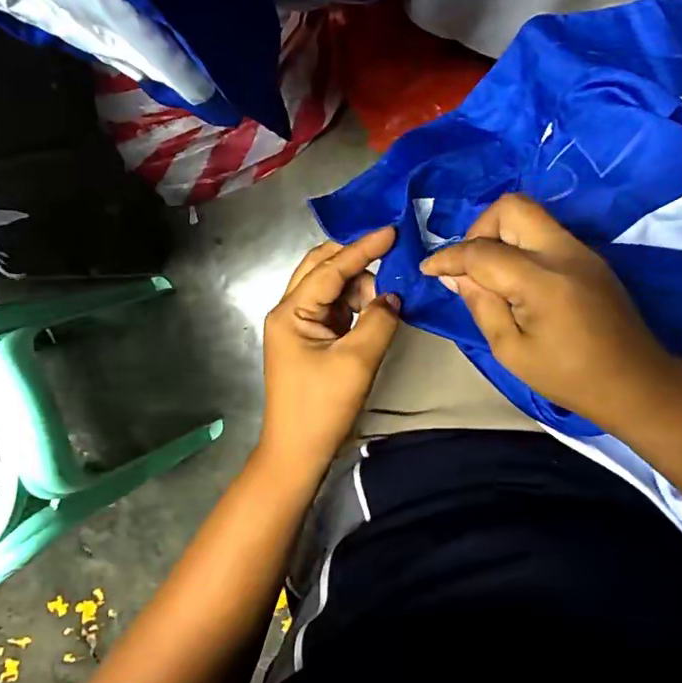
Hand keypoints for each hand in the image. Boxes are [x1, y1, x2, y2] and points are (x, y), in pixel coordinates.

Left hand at [259, 227, 401, 464]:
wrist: (297, 451)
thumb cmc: (321, 406)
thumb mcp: (356, 361)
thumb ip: (378, 320)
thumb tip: (393, 295)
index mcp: (290, 312)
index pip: (329, 268)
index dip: (362, 248)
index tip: (392, 231)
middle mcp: (288, 312)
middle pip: (320, 269)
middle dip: (354, 260)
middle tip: (390, 257)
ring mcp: (297, 327)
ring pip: (328, 289)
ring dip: (356, 285)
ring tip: (384, 298)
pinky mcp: (309, 341)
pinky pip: (333, 310)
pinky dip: (354, 305)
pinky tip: (374, 308)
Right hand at [419, 194, 681, 428]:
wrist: (637, 382)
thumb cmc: (569, 377)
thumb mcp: (510, 351)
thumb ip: (480, 304)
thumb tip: (454, 274)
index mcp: (543, 281)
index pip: (482, 251)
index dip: (448, 258)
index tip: (427, 269)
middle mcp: (564, 253)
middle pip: (511, 207)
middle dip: (479, 229)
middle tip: (469, 266)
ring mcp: (581, 251)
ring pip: (529, 215)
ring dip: (500, 234)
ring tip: (489, 274)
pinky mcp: (589, 256)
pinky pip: (544, 232)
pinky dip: (519, 244)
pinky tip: (514, 279)